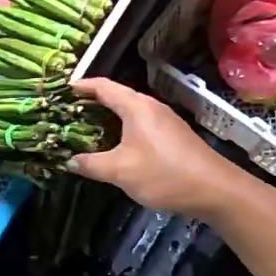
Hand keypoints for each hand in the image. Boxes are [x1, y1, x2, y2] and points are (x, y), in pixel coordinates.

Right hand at [67, 78, 243, 217]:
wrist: (214, 189)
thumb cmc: (163, 174)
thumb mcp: (120, 170)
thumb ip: (91, 164)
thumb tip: (69, 161)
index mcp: (136, 106)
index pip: (103, 86)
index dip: (81, 86)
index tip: (61, 91)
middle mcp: (151, 107)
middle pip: (116, 97)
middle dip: (91, 103)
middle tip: (67, 115)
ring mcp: (164, 121)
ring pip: (129, 112)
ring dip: (107, 119)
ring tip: (85, 130)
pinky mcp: (172, 136)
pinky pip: (140, 125)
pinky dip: (122, 130)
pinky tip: (114, 147)